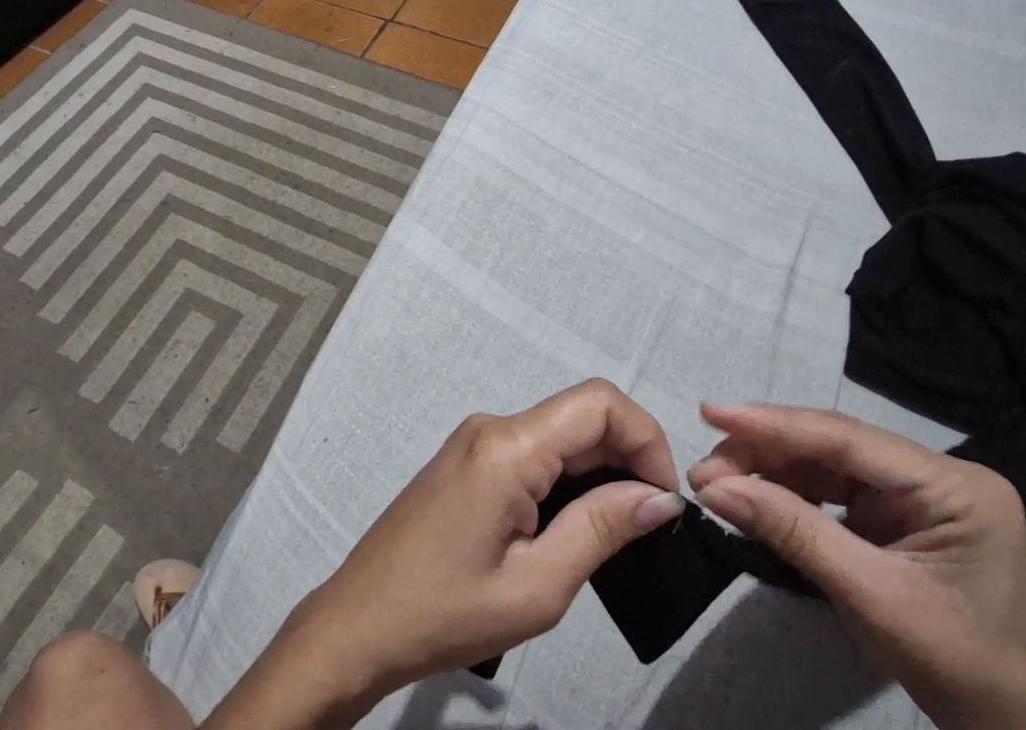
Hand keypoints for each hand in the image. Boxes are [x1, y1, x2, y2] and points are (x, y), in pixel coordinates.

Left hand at [204, 380, 685, 728]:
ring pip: (559, 435)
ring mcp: (472, 443)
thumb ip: (602, 529)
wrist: (361, 623)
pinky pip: (531, 453)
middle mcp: (489, 428)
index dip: (647, 440)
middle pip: (580, 415)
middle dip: (628, 459)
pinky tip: (571, 528)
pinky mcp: (465, 464)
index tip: (664, 502)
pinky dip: (566, 480)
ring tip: (612, 536)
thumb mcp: (538, 585)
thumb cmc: (446, 612)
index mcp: (506, 447)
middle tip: (647, 527)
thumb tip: (660, 498)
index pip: (600, 402)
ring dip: (598, 473)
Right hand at [687, 404, 1025, 729]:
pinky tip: (752, 503)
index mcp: (952, 486)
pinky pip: (832, 497)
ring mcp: (918, 500)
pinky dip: (788, 500)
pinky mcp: (899, 523)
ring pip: (825, 469)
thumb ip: (793, 532)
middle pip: (831, 448)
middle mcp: (936, 479)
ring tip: (715, 486)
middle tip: (702, 472)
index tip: (710, 412)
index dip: (772, 424)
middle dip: (762, 454)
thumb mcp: (870, 594)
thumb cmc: (959, 662)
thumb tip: (713, 488)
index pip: (846, 439)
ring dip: (768, 475)